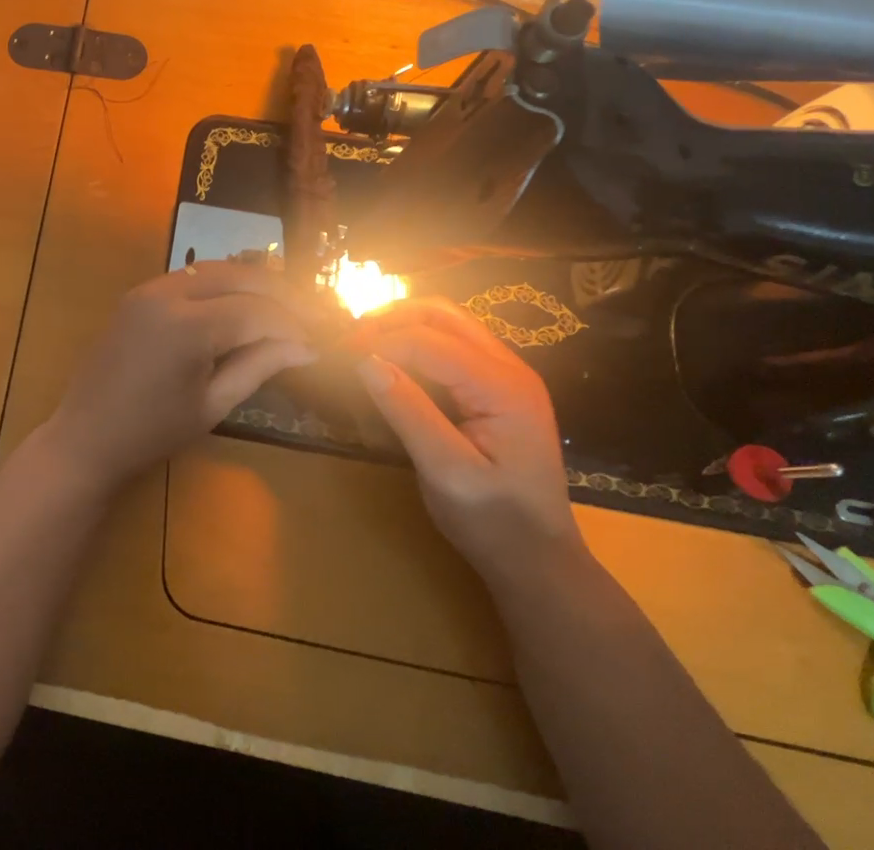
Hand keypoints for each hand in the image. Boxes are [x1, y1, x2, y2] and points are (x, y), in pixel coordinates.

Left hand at [45, 261, 320, 482]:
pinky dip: (219, 286)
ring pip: (212, 271)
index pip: (256, 311)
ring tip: (284, 306)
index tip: (320, 339)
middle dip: (279, 292)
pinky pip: (187, 280)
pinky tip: (241, 305)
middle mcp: (166, 295)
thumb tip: (308, 347)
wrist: (86, 437)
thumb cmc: (151, 432)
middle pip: (237, 275)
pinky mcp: (135, 297)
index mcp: (187, 326)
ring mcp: (146, 291)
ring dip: (250, 283)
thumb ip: (260, 366)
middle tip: (313, 312)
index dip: (292, 324)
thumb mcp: (213, 404)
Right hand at [351, 297, 584, 580]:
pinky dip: (415, 346)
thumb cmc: (493, 521)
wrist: (537, 558)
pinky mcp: (495, 392)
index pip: (430, 341)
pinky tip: (390, 366)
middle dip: (390, 319)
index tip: (336, 357)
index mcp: (503, 387)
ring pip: (448, 326)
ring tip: (361, 348)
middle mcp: (510, 370)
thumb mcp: (446, 472)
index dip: (379, 342)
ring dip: (402, 327)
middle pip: (444, 315)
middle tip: (347, 342)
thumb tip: (364, 362)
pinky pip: (452, 349)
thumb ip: (408, 413)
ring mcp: (506, 378)